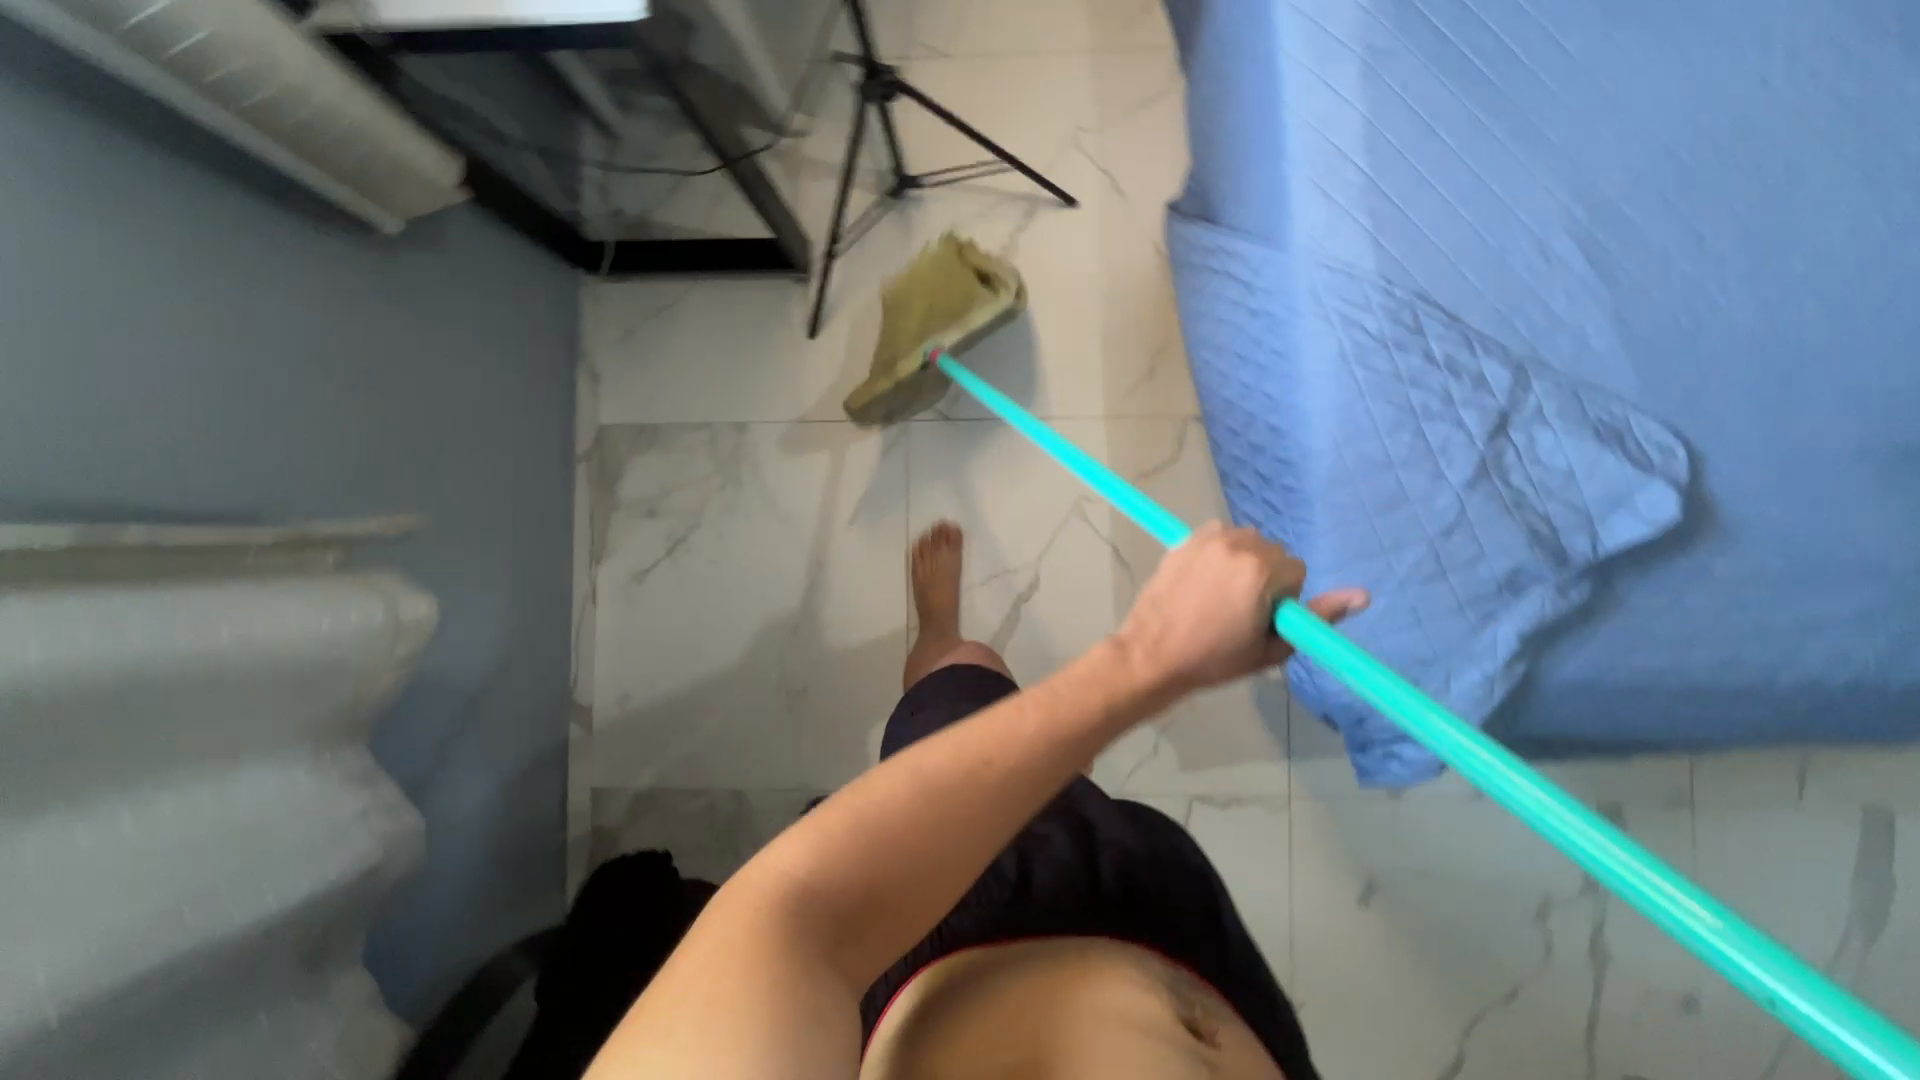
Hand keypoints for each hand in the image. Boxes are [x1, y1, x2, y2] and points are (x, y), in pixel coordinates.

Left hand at [1113, 522, 1369, 695]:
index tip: (1260, 619)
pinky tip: (1202, 580)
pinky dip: (1218, 552)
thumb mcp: (1272, 648)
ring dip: (1242, 562)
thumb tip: (1364, 596)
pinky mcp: (1183, 541)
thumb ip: (1318, 619)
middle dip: (1265, 577)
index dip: (1283, 599)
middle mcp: (1238, 545)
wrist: (1153, 654)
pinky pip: (1217, 536)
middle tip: (1239, 610)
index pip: (1296, 571)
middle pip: (1272, 552)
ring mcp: (1207, 539)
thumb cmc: (1214, 659)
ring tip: (1219, 596)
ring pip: (1246, 542)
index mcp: (1262, 571)